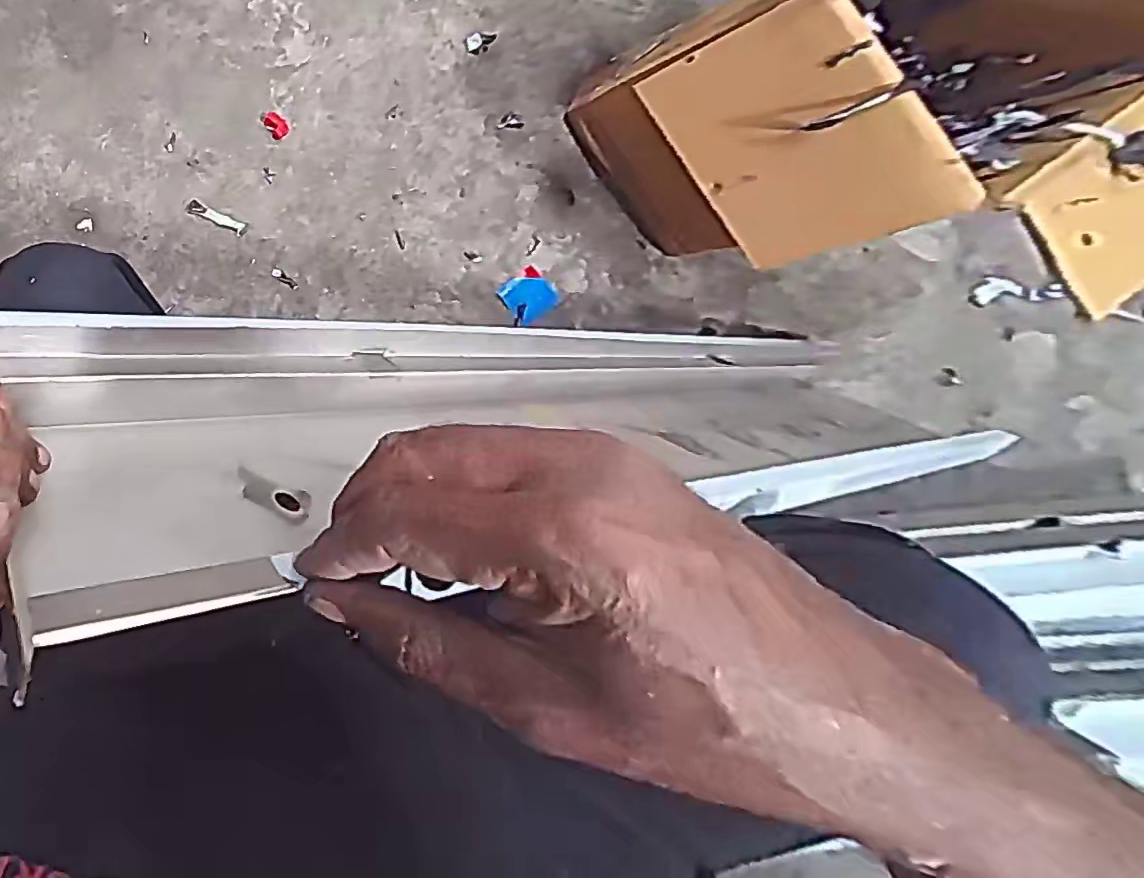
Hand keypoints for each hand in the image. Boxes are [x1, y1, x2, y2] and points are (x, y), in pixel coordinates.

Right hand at [294, 426, 995, 844]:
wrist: (851, 707)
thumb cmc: (711, 723)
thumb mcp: (543, 707)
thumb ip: (422, 641)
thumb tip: (342, 602)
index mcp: (564, 535)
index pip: (409, 515)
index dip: (346, 543)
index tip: (314, 571)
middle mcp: (573, 467)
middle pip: (415, 454)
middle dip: (362, 504)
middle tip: (346, 563)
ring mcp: (589, 449)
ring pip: (444, 441)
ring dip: (398, 490)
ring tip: (390, 555)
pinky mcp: (600, 453)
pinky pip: (485, 449)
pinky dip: (443, 484)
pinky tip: (449, 538)